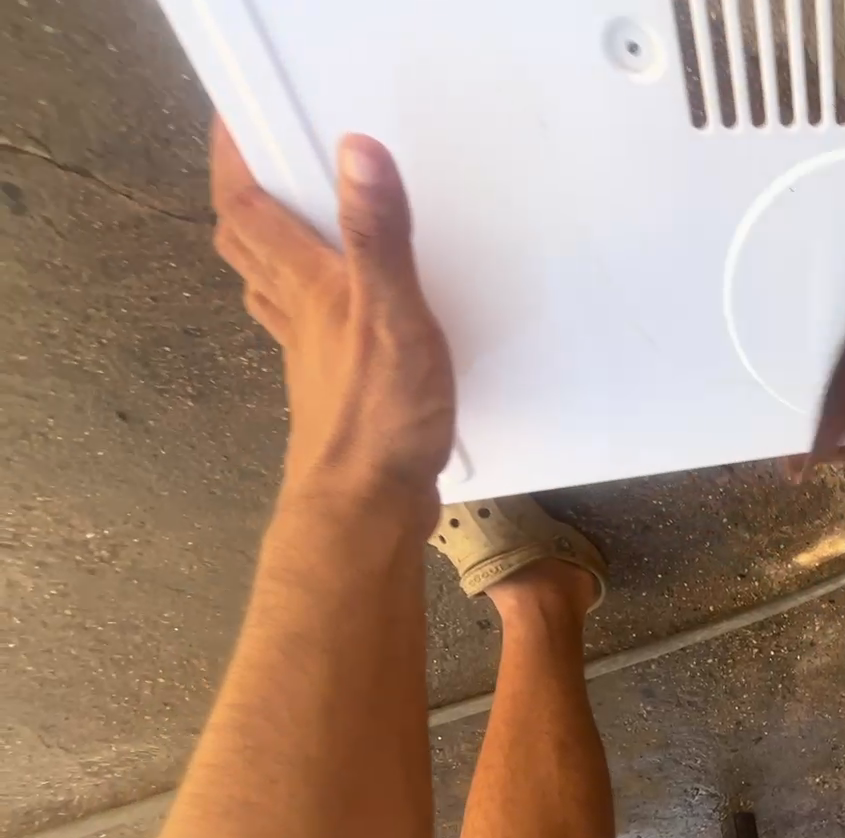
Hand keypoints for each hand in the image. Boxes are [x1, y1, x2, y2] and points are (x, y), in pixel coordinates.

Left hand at [210, 119, 453, 517]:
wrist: (369, 496)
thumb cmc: (382, 408)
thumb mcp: (394, 315)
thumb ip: (380, 238)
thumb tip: (357, 149)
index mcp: (307, 286)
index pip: (249, 207)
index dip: (235, 158)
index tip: (241, 119)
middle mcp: (297, 314)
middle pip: (248, 247)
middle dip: (247, 202)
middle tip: (270, 172)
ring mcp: (311, 356)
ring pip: (271, 292)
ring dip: (269, 255)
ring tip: (296, 234)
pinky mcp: (338, 388)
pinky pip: (309, 333)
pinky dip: (309, 310)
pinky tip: (336, 320)